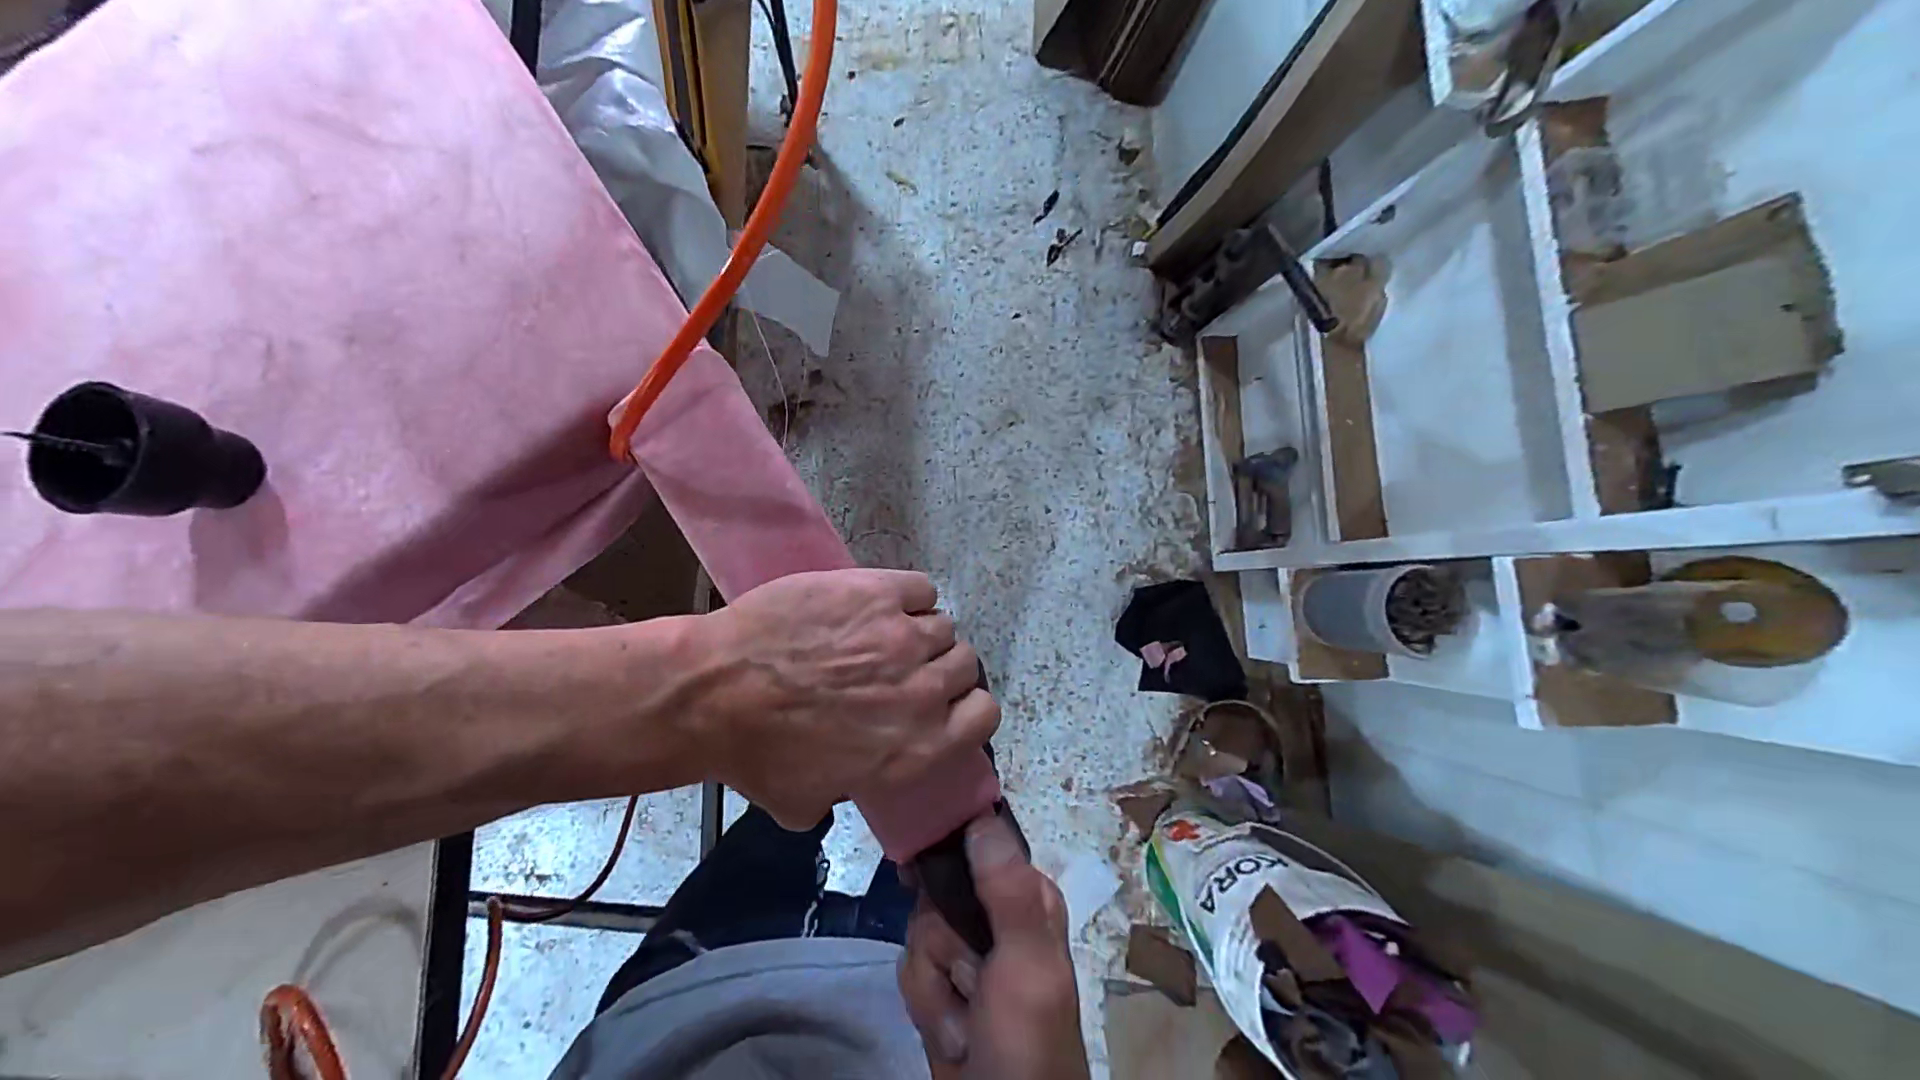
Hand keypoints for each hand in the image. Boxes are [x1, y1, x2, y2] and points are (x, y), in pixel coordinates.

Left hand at [685, 569, 998, 828]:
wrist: (715, 690)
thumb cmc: (758, 753)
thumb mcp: (809, 803)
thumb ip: (851, 791)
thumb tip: (851, 781)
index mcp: (918, 745)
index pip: (984, 715)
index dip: (966, 706)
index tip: (942, 701)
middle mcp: (923, 689)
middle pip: (964, 662)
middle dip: (938, 666)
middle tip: (901, 666)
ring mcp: (902, 635)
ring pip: (941, 625)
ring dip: (918, 631)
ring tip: (880, 634)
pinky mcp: (877, 592)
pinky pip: (919, 588)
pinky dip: (906, 597)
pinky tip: (876, 605)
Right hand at [898, 813, 1091, 1079]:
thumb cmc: (1028, 1044)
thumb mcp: (1027, 965)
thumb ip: (1007, 891)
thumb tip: (980, 816)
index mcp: (1027, 897)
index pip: (977, 844)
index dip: (946, 859)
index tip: (922, 879)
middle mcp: (997, 916)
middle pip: (936, 891)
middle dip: (940, 943)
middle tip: (968, 977)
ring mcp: (968, 954)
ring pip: (918, 932)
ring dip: (934, 986)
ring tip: (966, 1021)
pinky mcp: (944, 988)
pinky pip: (911, 971)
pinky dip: (926, 1007)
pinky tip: (953, 1035)